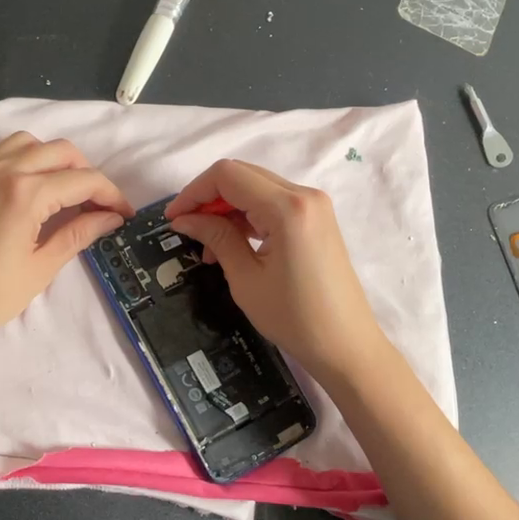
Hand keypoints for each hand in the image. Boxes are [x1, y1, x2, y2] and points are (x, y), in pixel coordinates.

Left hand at [0, 132, 133, 355]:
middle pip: (60, 152)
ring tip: (68, 193)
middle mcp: (2, 171)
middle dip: (87, 173)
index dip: (110, 195)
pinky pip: (4, 153)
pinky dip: (28, 160)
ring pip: (31, 143)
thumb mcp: (40, 268)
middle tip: (99, 206)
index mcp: (24, 194)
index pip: (81, 180)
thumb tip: (110, 218)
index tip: (124, 214)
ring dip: (57, 160)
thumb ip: (78, 234)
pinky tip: (36, 190)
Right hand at [163, 160, 385, 377]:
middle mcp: (304, 195)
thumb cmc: (293, 317)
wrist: (345, 344)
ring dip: (226, 209)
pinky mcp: (316, 219)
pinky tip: (231, 245)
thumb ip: (216, 238)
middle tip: (186, 229)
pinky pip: (272, 203)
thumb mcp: (245, 279)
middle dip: (208, 197)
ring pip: (256, 188)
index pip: (228, 176)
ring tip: (208, 247)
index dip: (194, 192)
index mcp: (287, 208)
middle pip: (242, 175)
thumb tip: (184, 219)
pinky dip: (247, 216)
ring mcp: (314, 206)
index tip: (173, 218)